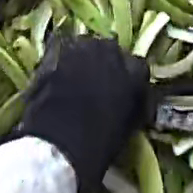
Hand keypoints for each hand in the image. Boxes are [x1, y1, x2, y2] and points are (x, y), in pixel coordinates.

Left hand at [15, 36, 148, 192]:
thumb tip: (135, 103)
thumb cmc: (96, 146)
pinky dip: (60, 59)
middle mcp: (114, 50)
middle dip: (106, 66)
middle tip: (96, 85)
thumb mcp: (126, 127)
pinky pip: (62, 47)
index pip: (138, 68)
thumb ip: (133, 106)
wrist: (57, 145)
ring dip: (83, 59)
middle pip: (112, 52)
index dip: (128, 81)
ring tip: (73, 78)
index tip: (122, 94)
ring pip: (87, 46)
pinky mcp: (59, 48)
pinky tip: (54, 74)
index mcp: (135, 71)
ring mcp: (86, 46)